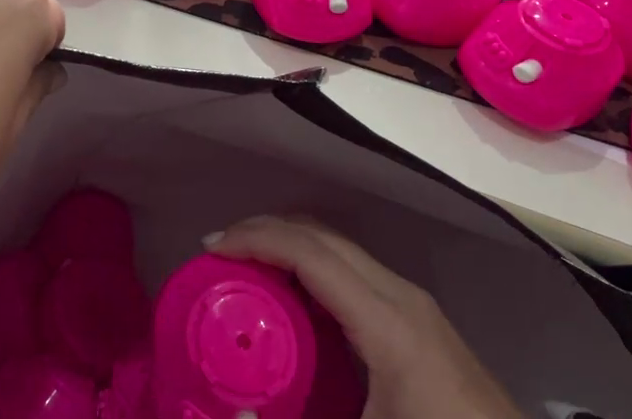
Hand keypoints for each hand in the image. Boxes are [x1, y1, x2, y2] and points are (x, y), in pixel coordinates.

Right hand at [207, 216, 525, 418]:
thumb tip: (230, 413)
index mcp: (388, 323)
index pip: (311, 254)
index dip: (257, 240)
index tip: (210, 248)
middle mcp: (402, 297)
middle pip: (323, 237)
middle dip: (265, 231)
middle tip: (218, 251)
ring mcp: (416, 305)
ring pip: (340, 249)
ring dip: (288, 245)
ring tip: (246, 266)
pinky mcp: (421, 320)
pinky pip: (354, 271)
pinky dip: (312, 266)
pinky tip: (292, 295)